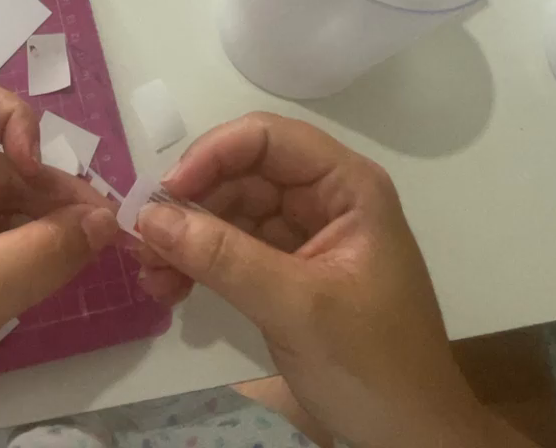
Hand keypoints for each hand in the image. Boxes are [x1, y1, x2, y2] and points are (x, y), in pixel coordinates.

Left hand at [0, 80, 118, 447]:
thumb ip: (47, 252)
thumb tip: (107, 220)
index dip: (13, 120)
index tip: (37, 168)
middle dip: (48, 188)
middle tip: (105, 224)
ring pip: (0, 201)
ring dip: (46, 220)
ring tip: (99, 244)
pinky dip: (27, 247)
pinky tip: (65, 261)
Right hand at [131, 113, 531, 447]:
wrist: (412, 443)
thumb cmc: (374, 366)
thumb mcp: (298, 308)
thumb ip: (223, 257)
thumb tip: (146, 216)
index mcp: (345, 185)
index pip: (266, 139)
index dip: (212, 154)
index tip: (167, 192)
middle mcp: (320, 196)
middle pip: (238, 173)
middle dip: (189, 203)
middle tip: (144, 240)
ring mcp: (300, 231)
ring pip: (226, 208)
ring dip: (185, 236)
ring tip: (150, 272)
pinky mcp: (283, 266)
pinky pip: (228, 245)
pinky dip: (196, 262)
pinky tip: (168, 286)